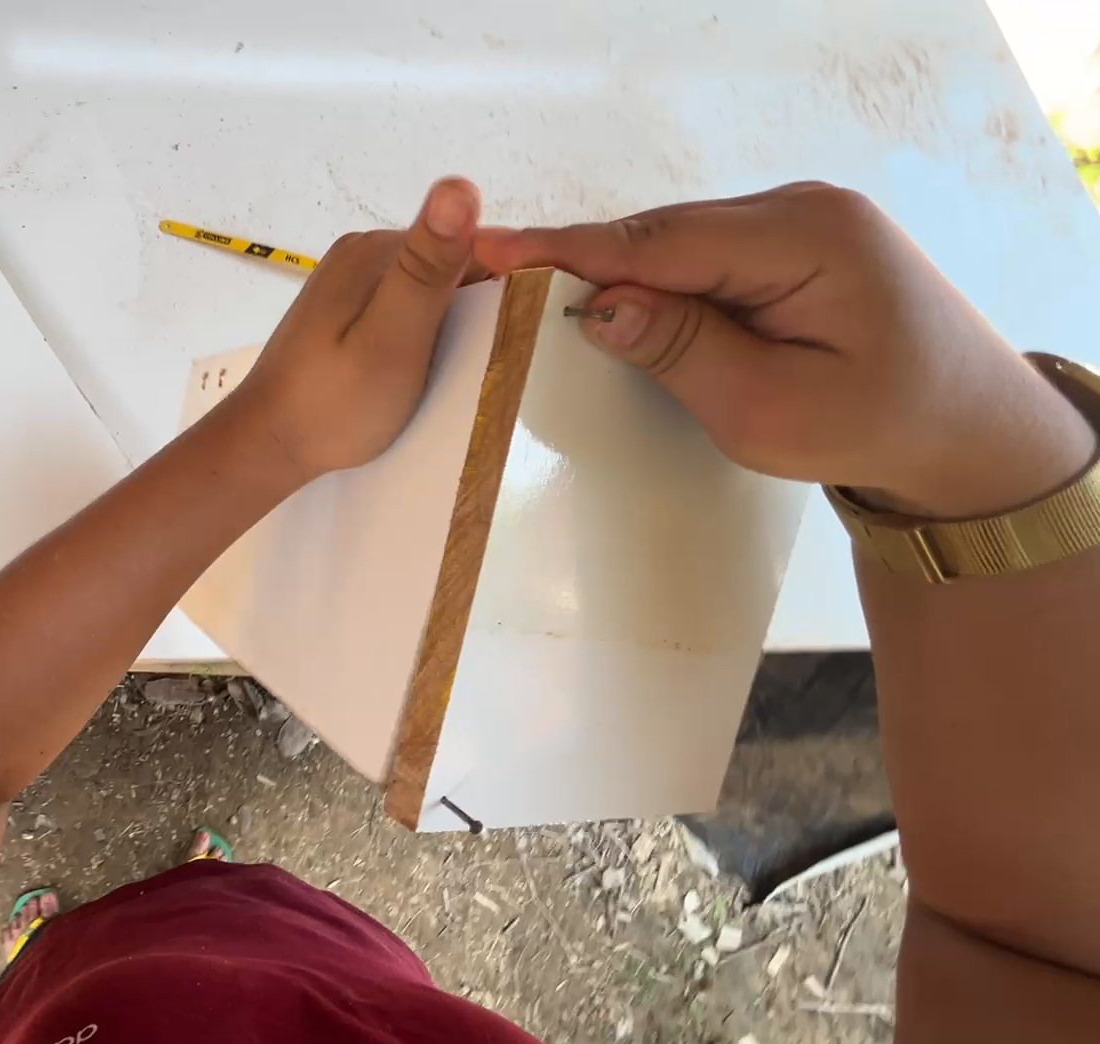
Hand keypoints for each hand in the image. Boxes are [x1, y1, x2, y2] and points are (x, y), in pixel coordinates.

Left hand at [225, 177, 485, 481]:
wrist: (267, 445)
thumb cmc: (333, 403)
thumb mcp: (391, 338)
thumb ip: (426, 270)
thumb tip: (458, 184)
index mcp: (376, 251)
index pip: (474, 245)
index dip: (509, 286)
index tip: (522, 336)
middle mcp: (360, 256)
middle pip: (450, 268)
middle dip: (480, 308)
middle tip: (492, 364)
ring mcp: (346, 286)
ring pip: (426, 293)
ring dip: (453, 326)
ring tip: (461, 373)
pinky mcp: (339, 317)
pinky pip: (399, 314)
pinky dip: (421, 338)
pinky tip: (423, 373)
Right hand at [472, 182, 1093, 518]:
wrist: (961, 426)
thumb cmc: (870, 425)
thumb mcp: (765, 404)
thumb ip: (680, 348)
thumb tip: (597, 305)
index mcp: (805, 239)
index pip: (657, 241)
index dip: (567, 249)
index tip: (490, 249)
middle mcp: (795, 211)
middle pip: (653, 234)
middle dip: (571, 260)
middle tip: (490, 281)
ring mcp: (787, 224)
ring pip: (662, 243)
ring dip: (598, 272)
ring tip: (525, 293)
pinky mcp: (774, 248)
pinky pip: (683, 257)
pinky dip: (633, 280)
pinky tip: (596, 300)